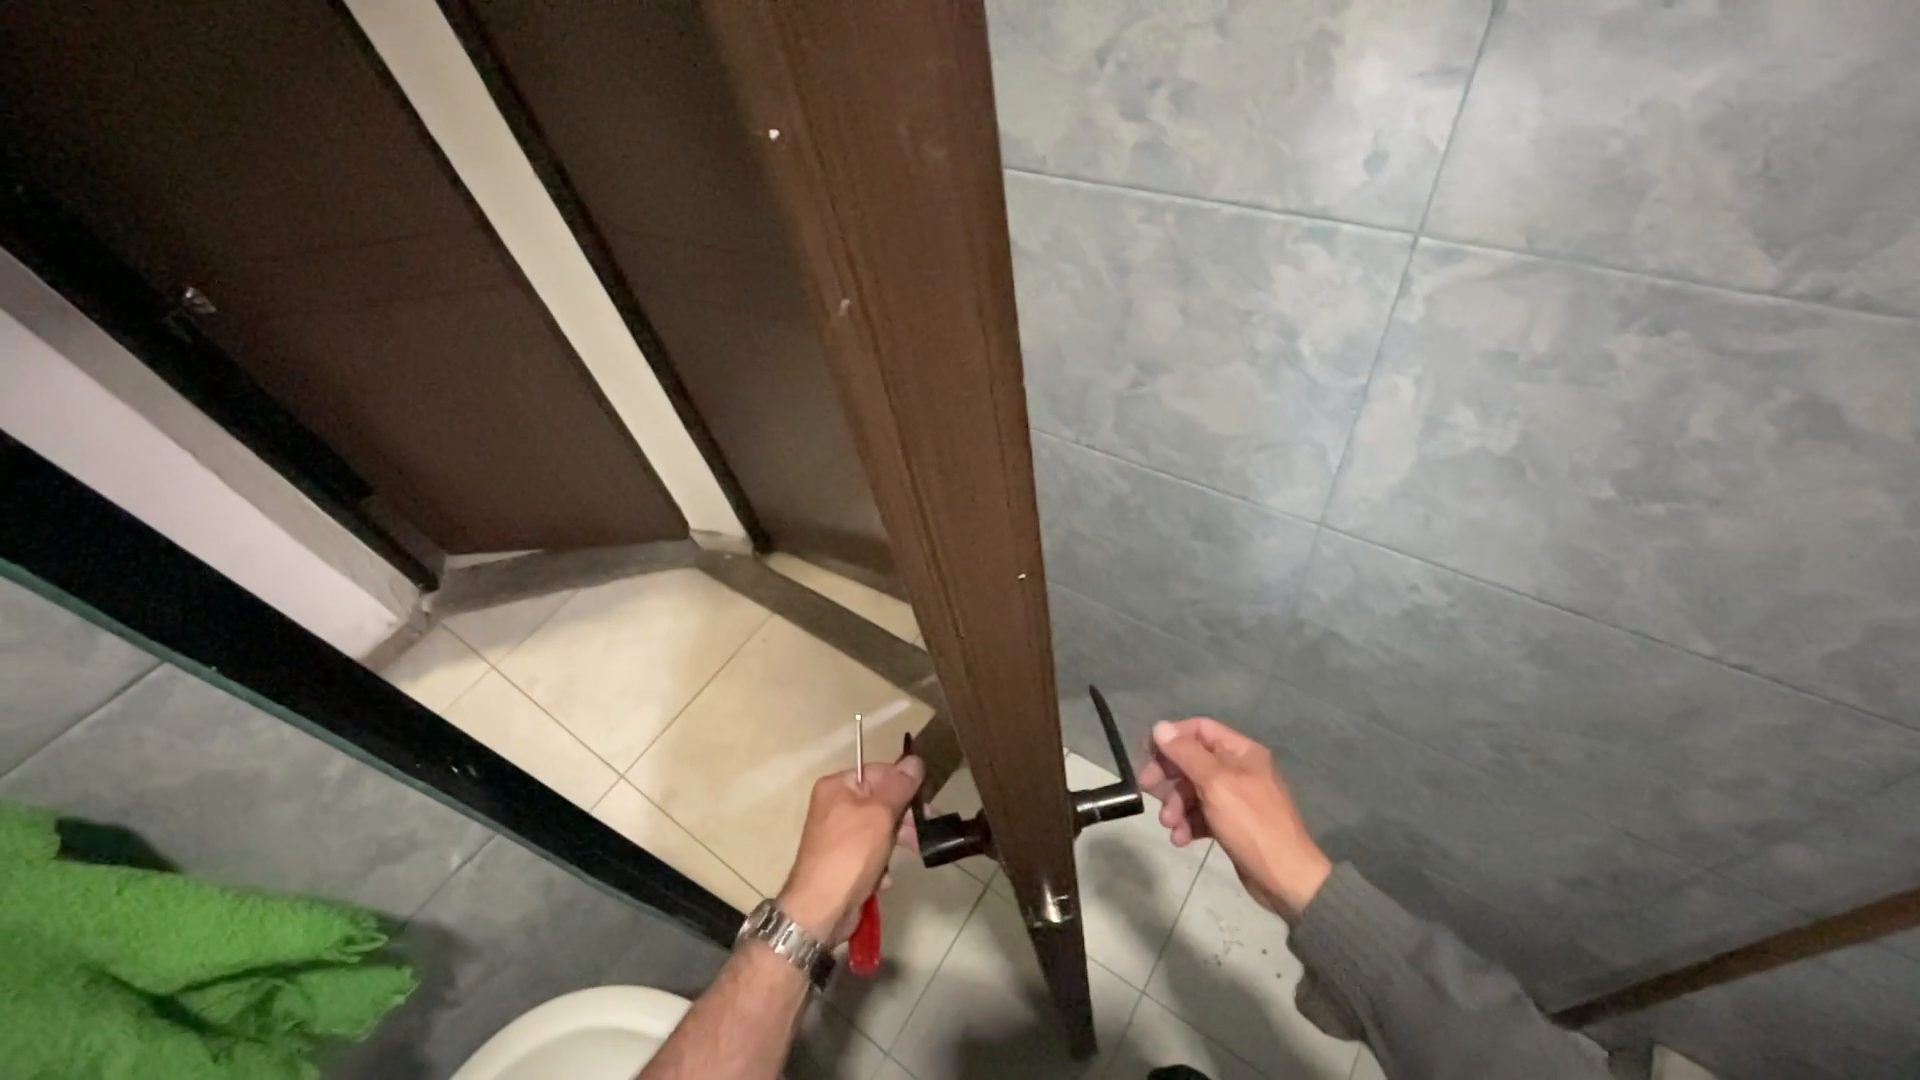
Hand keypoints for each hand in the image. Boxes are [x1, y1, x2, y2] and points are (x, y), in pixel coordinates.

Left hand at [777, 755, 924, 943]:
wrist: (821, 910)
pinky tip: (882, 878)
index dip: (904, 786)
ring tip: (902, 859)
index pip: (880, 772)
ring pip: (879, 828)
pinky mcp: (843, 860)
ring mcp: (837, 835)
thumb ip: (900, 786)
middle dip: (902, 819)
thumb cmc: (851, 854)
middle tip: (922, 834)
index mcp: (837, 786)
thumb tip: (915, 760)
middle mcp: (834, 806)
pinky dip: (880, 863)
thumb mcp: (880, 814)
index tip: (926, 803)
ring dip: (894, 844)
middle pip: (881, 801)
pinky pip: (871, 852)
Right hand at [1138, 717, 1331, 921]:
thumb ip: (1186, 754)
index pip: (1200, 729)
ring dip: (1176, 805)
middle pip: (1192, 760)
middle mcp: (1238, 770)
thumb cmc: (1251, 823)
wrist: (1286, 879)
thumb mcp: (1215, 783)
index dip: (1172, 738)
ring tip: (1169, 824)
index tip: (1147, 753)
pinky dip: (1188, 823)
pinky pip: (1202, 814)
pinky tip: (1181, 839)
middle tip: (1147, 789)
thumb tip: (1160, 727)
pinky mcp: (1231, 824)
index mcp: (1241, 752)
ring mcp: (1235, 798)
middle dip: (1169, 776)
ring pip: (1193, 790)